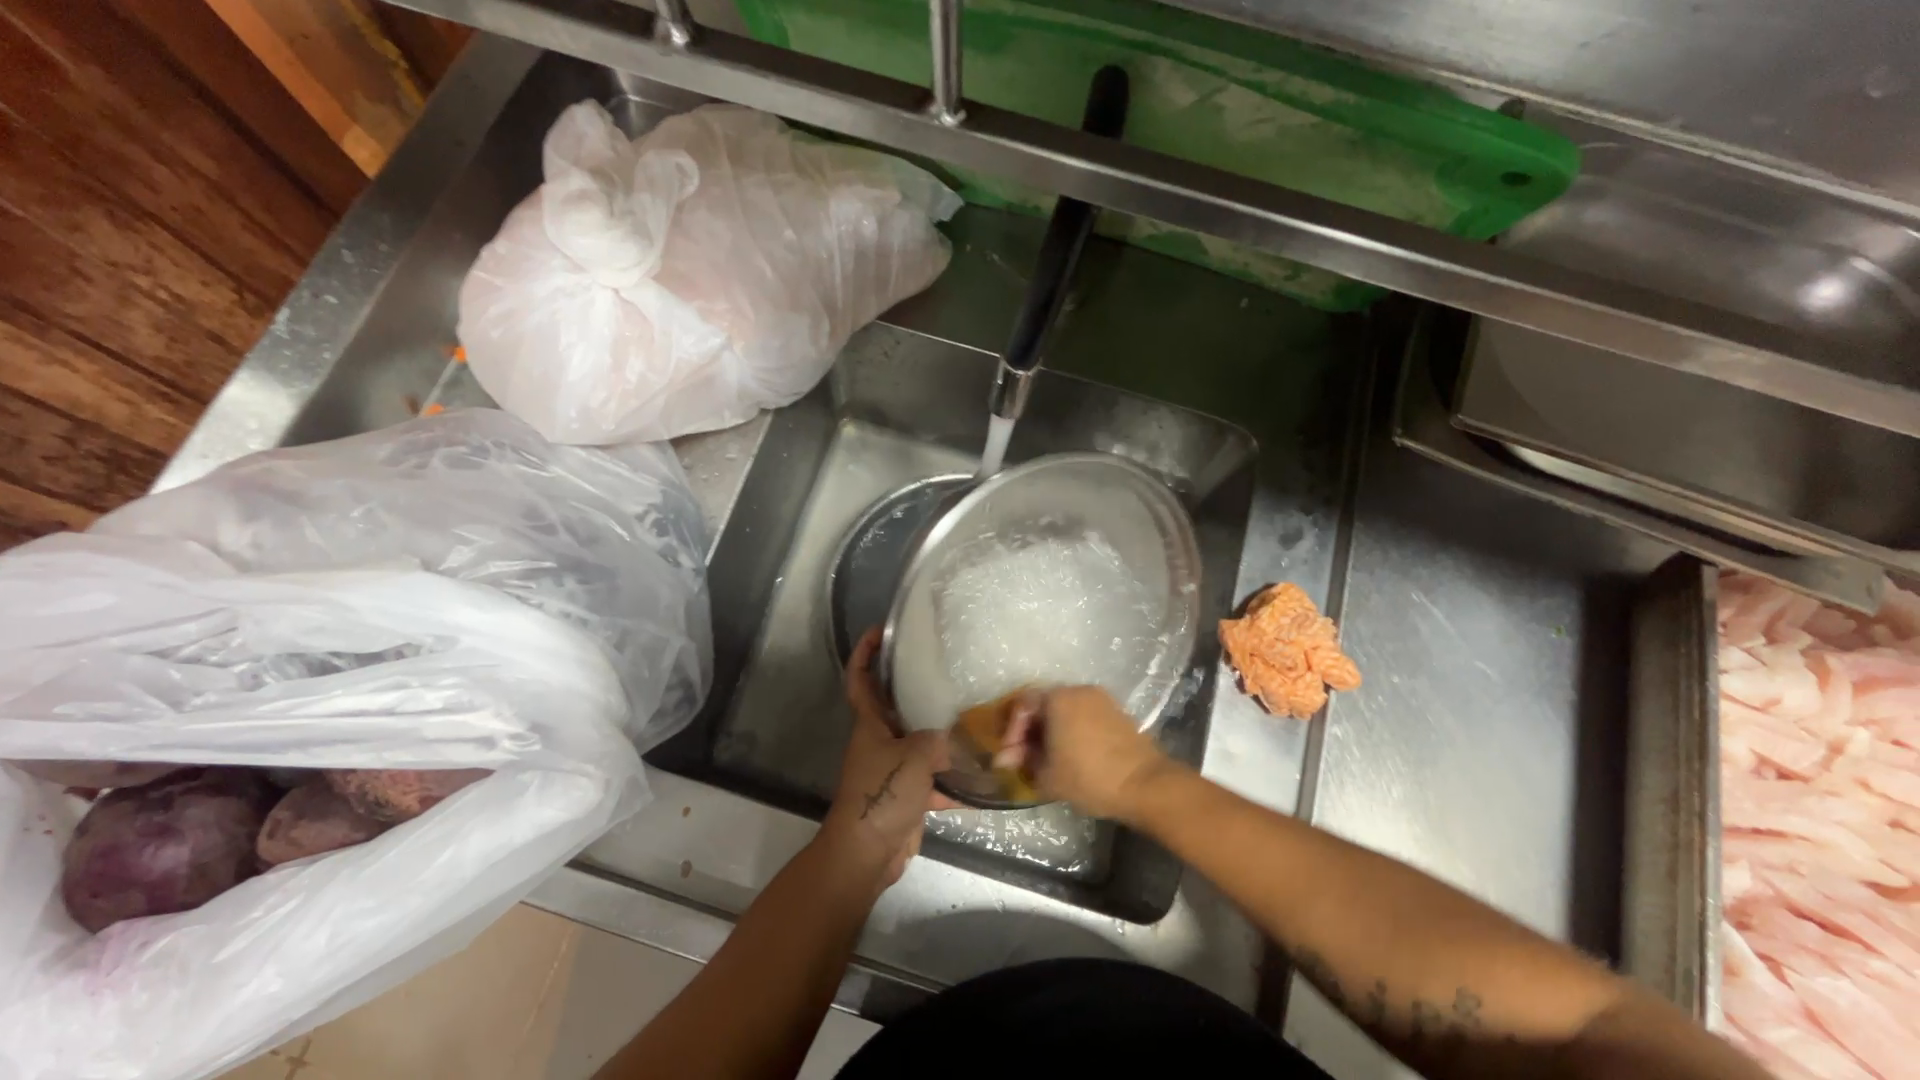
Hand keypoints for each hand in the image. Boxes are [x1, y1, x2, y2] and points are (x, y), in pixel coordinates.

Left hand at [822, 629, 953, 889]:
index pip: (860, 680)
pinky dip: (956, 780)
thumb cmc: (881, 793)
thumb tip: (958, 738)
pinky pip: (934, 780)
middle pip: (895, 708)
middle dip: (914, 688)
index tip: (880, 631)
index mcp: (870, 725)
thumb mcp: (914, 756)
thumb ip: (938, 740)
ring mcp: (893, 771)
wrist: (867, 851)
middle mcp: (880, 742)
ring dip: (942, 736)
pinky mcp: (908, 797)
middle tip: (947, 669)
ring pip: (919, 744)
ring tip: (975, 716)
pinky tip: (984, 777)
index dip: (865, 653)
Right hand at [1012, 686, 1176, 820]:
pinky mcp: (1118, 714)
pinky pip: (1085, 716)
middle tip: (1024, 758)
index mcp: (1058, 697)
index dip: (1011, 730)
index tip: (1009, 756)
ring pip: (1066, 711)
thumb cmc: (1088, 777)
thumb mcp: (1047, 775)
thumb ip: (1022, 761)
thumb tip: (1007, 757)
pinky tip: (1070, 755)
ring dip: (1051, 732)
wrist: (1144, 784)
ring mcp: (1102, 700)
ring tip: (1046, 759)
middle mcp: (1079, 690)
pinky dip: (1072, 731)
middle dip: (1030, 731)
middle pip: (1045, 704)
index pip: (1023, 704)